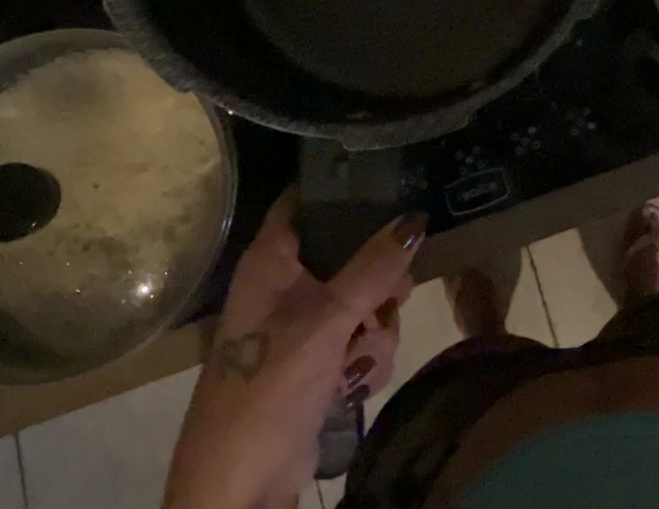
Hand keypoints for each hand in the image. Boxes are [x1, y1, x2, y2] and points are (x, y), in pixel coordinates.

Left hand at [164, 193, 423, 508]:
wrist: (242, 485)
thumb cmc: (269, 387)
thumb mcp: (328, 320)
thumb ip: (374, 268)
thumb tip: (417, 218)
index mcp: (271, 260)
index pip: (306, 199)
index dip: (343, 186)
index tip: (392, 180)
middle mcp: (286, 283)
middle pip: (350, 251)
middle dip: (379, 280)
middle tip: (397, 294)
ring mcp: (303, 323)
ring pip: (364, 296)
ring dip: (376, 326)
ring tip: (363, 354)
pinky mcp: (318, 358)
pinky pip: (361, 334)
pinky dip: (367, 355)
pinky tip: (356, 379)